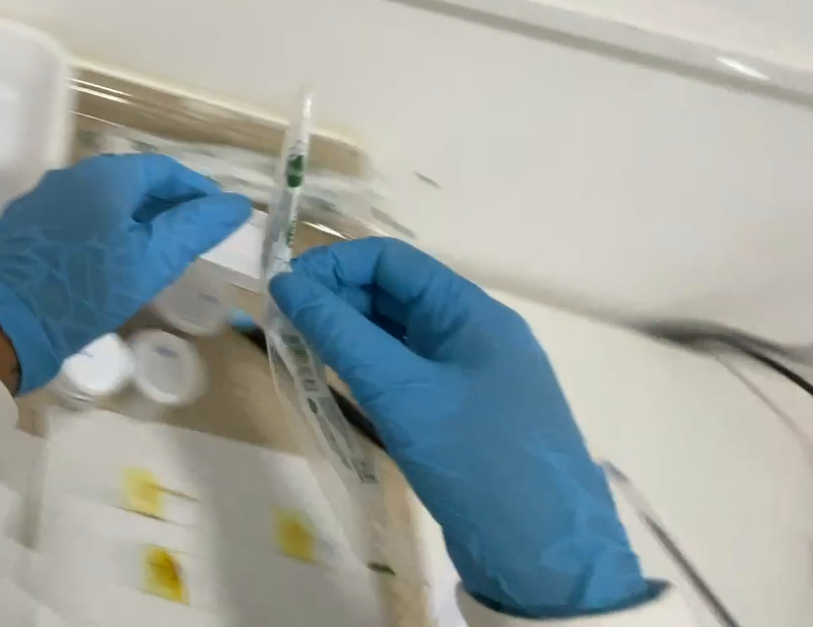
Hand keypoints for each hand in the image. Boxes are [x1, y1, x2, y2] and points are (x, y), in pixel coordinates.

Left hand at [0, 154, 249, 394]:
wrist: (2, 321)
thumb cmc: (85, 290)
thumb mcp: (150, 262)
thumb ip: (193, 228)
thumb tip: (235, 204)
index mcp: (102, 177)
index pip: (161, 169)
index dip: (194, 189)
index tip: (216, 214)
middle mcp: (67, 177)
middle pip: (127, 180)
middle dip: (163, 203)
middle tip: (190, 234)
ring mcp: (38, 198)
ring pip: (96, 198)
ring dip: (129, 215)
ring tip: (152, 247)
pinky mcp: (19, 223)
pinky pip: (69, 214)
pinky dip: (97, 226)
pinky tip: (103, 256)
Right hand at [269, 238, 651, 618]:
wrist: (546, 568)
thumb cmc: (475, 460)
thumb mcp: (396, 389)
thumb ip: (335, 329)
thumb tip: (283, 282)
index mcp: (472, 314)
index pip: (389, 260)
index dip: (333, 265)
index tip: (287, 292)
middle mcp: (473, 332)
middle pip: (389, 290)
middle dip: (334, 297)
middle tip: (286, 323)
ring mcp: (468, 371)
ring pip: (390, 327)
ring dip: (343, 329)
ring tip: (301, 348)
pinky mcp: (457, 406)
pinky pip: (399, 363)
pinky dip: (362, 360)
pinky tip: (334, 375)